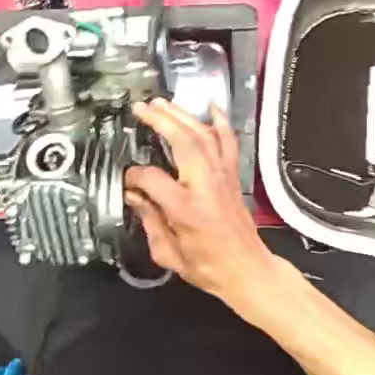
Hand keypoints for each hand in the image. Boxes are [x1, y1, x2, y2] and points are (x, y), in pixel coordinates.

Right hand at [124, 99, 288, 310]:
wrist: (247, 271)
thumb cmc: (209, 268)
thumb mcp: (169, 253)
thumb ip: (149, 221)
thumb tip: (134, 197)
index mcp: (186, 208)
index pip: (151, 178)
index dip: (134, 177)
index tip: (126, 182)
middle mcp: (206, 185)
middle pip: (182, 141)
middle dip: (160, 121)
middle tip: (141, 108)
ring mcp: (222, 177)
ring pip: (203, 135)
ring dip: (182, 115)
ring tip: (162, 103)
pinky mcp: (233, 176)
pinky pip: (228, 142)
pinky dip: (221, 122)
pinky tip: (212, 107)